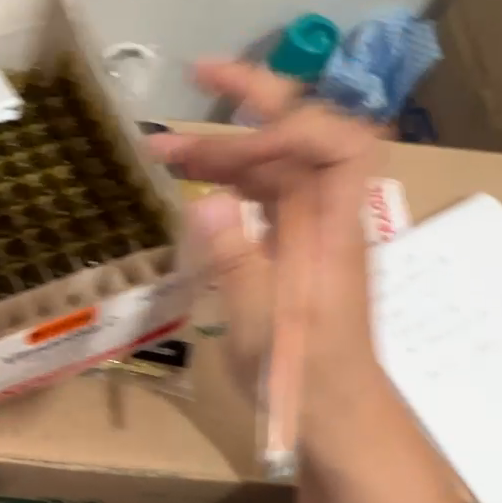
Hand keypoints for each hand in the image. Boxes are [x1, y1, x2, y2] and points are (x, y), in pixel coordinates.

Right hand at [147, 59, 385, 408]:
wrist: (334, 415)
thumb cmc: (303, 376)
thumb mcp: (261, 325)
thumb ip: (236, 262)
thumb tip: (207, 203)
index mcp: (332, 228)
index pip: (338, 141)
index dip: (290, 119)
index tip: (232, 126)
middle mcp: (327, 218)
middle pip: (301, 140)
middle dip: (248, 108)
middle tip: (191, 87)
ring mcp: (311, 233)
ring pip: (274, 170)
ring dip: (223, 153)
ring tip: (162, 152)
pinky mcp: (293, 251)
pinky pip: (264, 200)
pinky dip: (228, 185)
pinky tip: (192, 191)